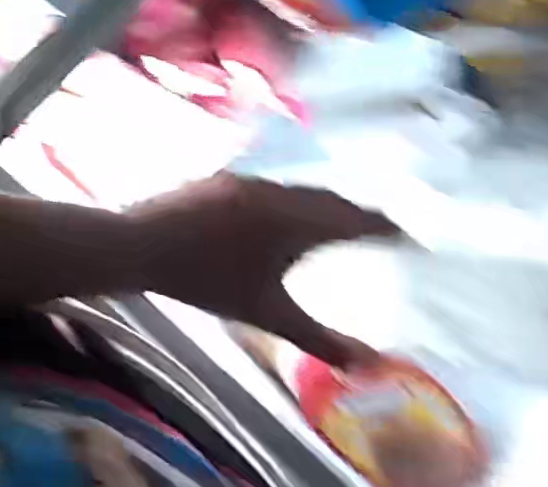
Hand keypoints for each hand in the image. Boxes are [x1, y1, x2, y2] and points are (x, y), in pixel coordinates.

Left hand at [126, 175, 398, 368]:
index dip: (385, 228)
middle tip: (379, 228)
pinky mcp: (209, 180)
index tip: (411, 238)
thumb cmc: (202, 278)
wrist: (135, 244)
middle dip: (354, 212)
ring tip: (335, 219)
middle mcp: (268, 192)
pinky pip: (260, 185)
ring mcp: (234, 181)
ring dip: (317, 201)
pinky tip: (280, 210)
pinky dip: (282, 196)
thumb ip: (323, 340)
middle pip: (325, 198)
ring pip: (291, 188)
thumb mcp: (266, 312)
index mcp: (293, 220)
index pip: (355, 219)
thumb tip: (376, 368)